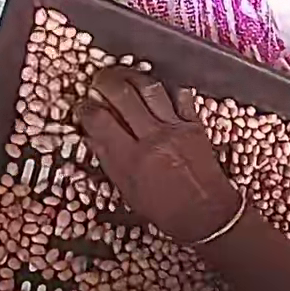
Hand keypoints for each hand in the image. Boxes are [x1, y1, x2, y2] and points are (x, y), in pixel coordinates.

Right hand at [75, 66, 243, 243]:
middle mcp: (153, 138)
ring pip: (150, 88)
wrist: (208, 215)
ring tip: (123, 76)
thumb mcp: (128, 191)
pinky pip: (181, 96)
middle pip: (122, 94)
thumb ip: (109, 160)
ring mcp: (176, 128)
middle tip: (98, 80)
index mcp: (131, 158)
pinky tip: (159, 90)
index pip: (99, 120)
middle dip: (105, 81)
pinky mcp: (196, 125)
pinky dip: (168, 88)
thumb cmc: (166, 209)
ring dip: (133, 77)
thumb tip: (91, 135)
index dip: (85, 107)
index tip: (81, 105)